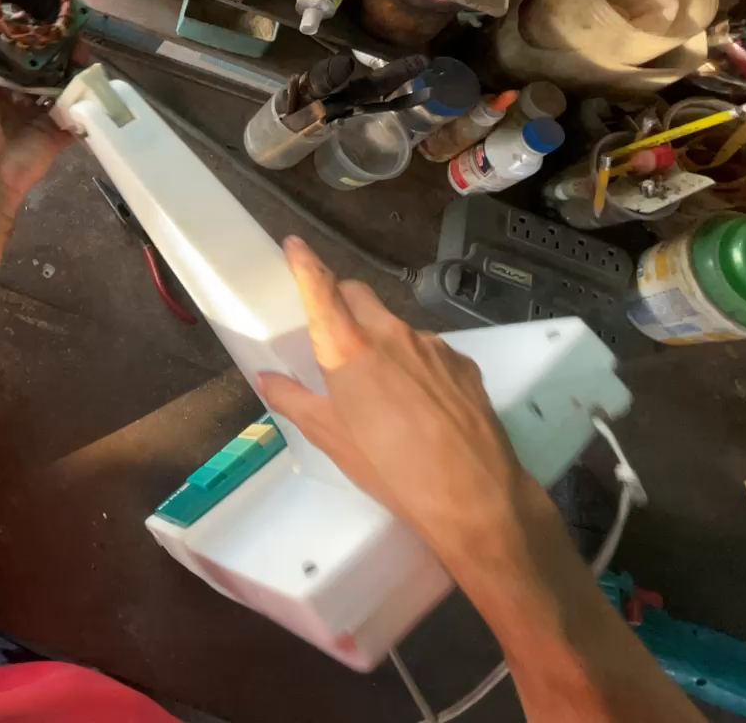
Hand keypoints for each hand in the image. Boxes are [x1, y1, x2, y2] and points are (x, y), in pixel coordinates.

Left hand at [0, 0, 73, 211]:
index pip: (13, 45)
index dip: (26, 27)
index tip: (40, 4)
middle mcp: (18, 91)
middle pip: (42, 61)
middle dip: (56, 44)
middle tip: (69, 25)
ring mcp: (40, 111)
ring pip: (63, 81)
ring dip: (74, 64)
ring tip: (83, 46)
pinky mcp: (58, 130)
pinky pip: (77, 110)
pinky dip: (86, 96)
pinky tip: (93, 76)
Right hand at [257, 237, 537, 548]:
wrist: (477, 500)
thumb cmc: (388, 467)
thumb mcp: (328, 436)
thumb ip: (292, 399)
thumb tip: (268, 379)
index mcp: (348, 348)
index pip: (320, 289)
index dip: (304, 263)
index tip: (294, 243)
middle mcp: (390, 334)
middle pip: (358, 294)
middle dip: (341, 300)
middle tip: (332, 332)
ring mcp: (433, 346)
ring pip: (394, 323)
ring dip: (379, 336)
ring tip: (380, 382)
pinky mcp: (464, 365)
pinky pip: (428, 349)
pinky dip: (414, 361)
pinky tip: (419, 401)